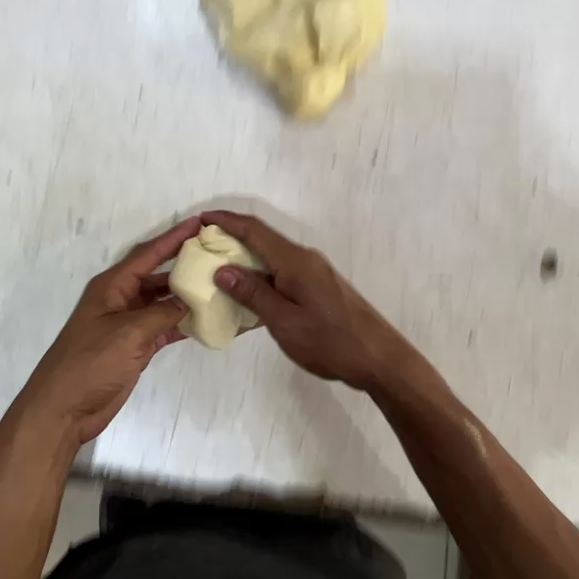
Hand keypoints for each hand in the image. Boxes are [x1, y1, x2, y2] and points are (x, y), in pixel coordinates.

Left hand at [10, 216, 201, 445]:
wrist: (65, 408)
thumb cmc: (90, 363)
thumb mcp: (129, 333)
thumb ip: (162, 314)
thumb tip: (188, 301)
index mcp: (112, 286)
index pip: (148, 254)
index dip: (174, 237)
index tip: (201, 222)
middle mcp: (121, 299)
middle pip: (158, 275)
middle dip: (185, 265)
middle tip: (218, 255)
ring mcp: (128, 324)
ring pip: (164, 302)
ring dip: (188, 296)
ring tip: (220, 286)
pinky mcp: (136, 347)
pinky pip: (165, 327)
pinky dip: (184, 324)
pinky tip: (208, 321)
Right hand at [200, 210, 420, 394]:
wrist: (379, 359)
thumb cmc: (330, 342)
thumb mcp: (284, 322)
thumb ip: (253, 294)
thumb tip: (223, 269)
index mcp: (295, 262)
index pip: (255, 230)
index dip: (226, 221)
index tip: (200, 219)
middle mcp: (305, 259)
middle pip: (263, 239)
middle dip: (231, 238)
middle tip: (201, 248)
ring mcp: (315, 272)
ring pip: (273, 256)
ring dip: (245, 258)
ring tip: (217, 270)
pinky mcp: (320, 287)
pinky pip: (283, 272)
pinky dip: (261, 275)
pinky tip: (248, 293)